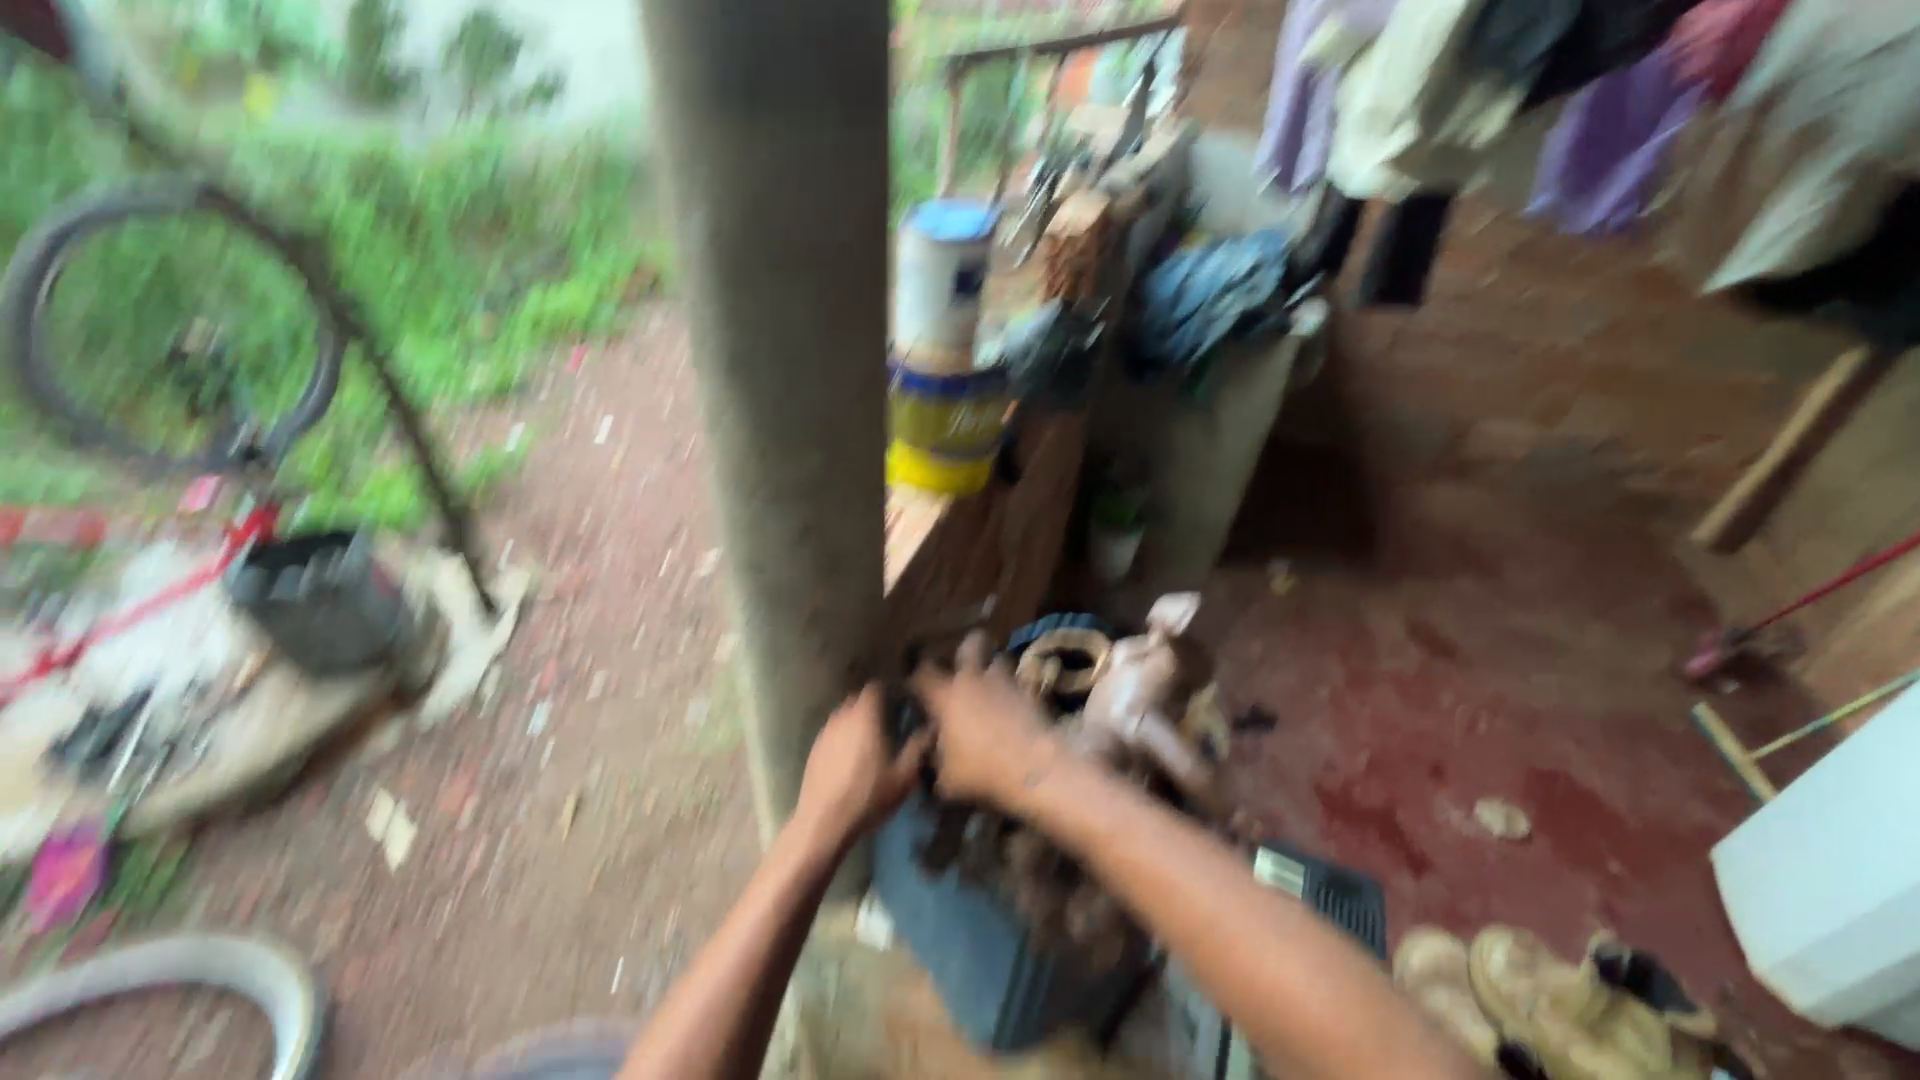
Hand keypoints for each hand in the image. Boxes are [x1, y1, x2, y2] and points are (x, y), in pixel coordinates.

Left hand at [794, 682, 930, 844]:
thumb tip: (931, 728)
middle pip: (856, 700)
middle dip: (870, 706)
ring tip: (868, 740)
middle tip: (886, 721)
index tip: (897, 699)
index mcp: (865, 718)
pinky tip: (848, 758)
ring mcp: (824, 734)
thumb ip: (918, 747)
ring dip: (854, 721)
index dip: (885, 691)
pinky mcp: (814, 750)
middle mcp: (842, 718)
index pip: (873, 689)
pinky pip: (831, 733)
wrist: (825, 821)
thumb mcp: (903, 777)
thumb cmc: (869, 796)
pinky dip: (842, 737)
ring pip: (842, 716)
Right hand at [911, 630, 1058, 802]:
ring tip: (993, 681)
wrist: (1033, 769)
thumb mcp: (947, 779)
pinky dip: (1016, 688)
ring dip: (995, 667)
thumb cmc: (981, 771)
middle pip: (970, 644)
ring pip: (1000, 659)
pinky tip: (1015, 702)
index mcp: (945, 696)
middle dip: (968, 647)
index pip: (922, 673)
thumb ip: (935, 762)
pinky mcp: (1031, 693)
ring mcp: (1006, 683)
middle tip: (965, 658)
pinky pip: (1021, 682)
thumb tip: (932, 752)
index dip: (917, 674)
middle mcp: (973, 680)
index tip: (917, 681)